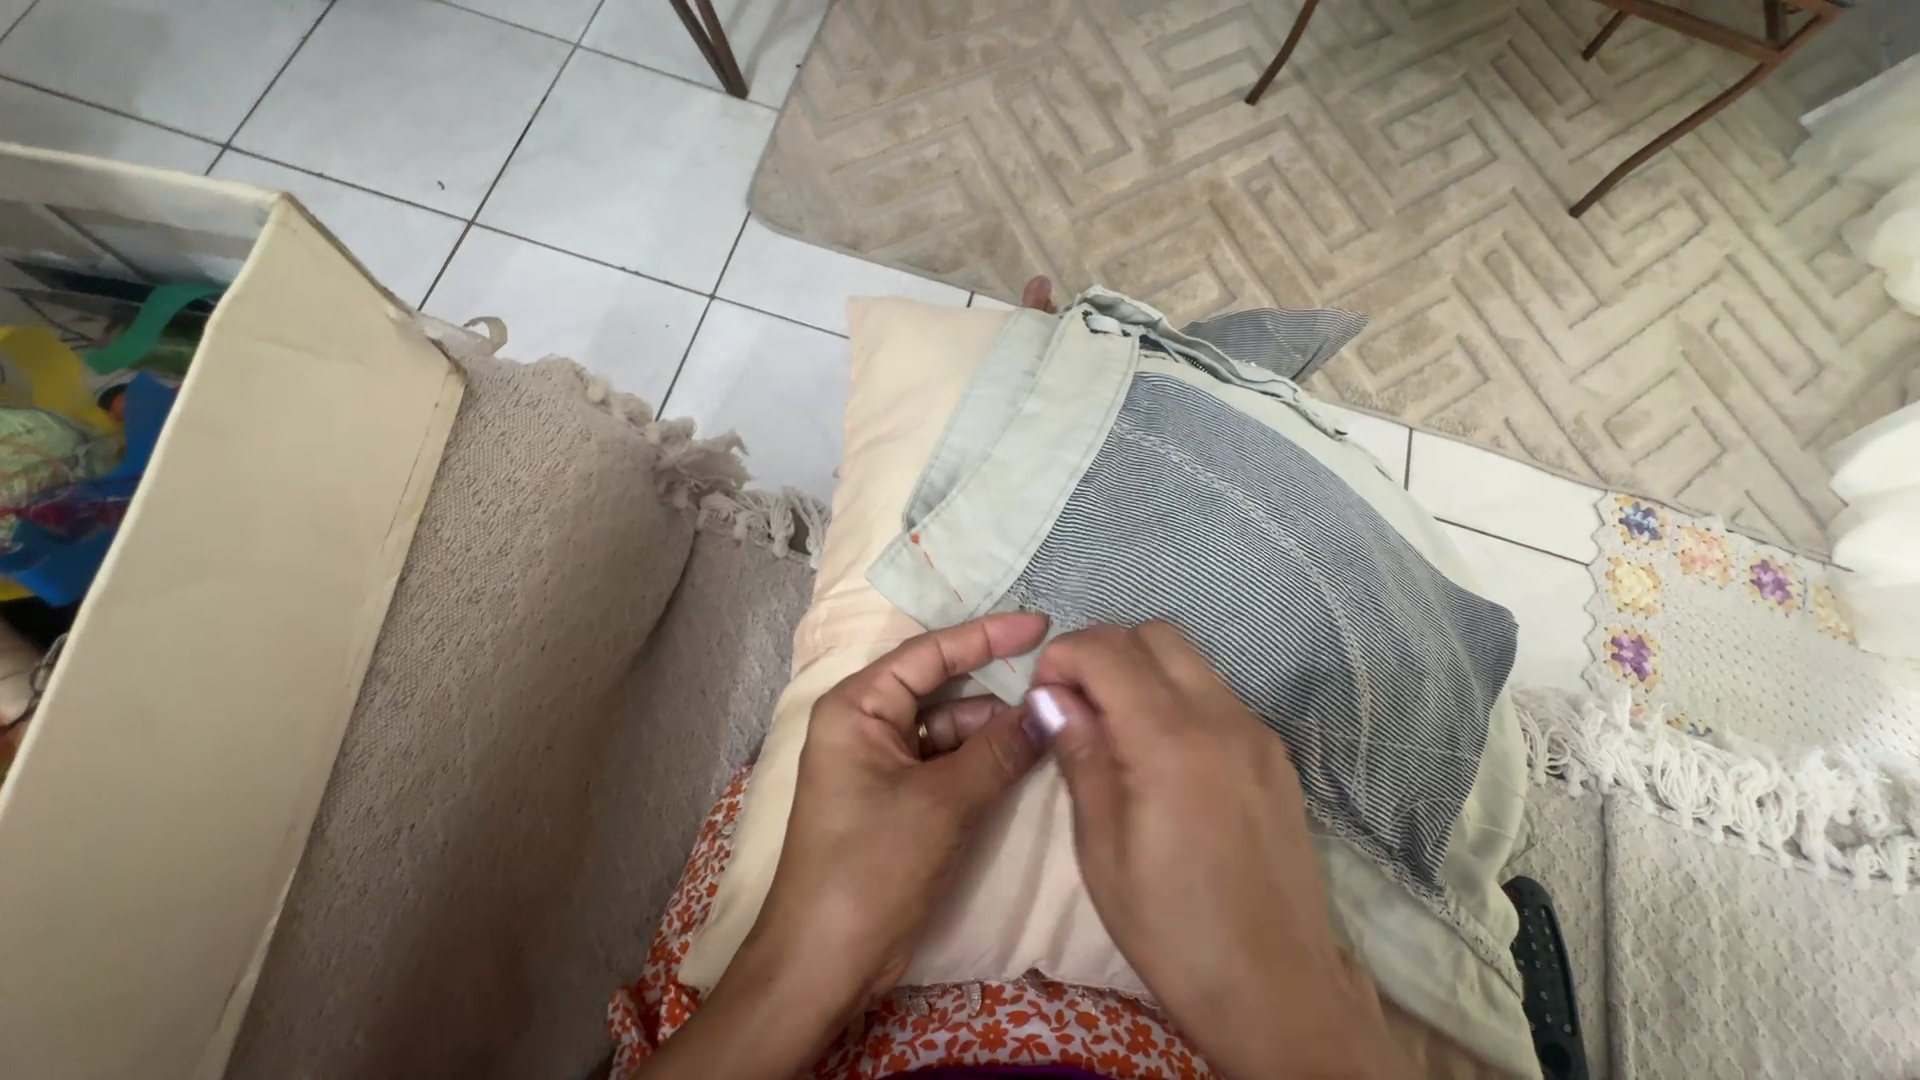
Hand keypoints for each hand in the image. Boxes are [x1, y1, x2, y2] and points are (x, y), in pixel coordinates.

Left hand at [641, 613, 1048, 1079]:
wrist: (823, 963)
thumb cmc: (871, 867)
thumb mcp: (943, 803)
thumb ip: (1000, 750)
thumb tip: (1051, 708)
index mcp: (857, 706)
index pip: (929, 653)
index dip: (987, 635)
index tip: (1041, 625)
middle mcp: (865, 724)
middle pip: (941, 688)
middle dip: (995, 689)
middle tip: (1056, 683)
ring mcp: (880, 763)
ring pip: (948, 729)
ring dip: (994, 731)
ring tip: (1050, 728)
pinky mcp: (896, 798)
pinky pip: (946, 763)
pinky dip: (982, 762)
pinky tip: (1023, 762)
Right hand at [1032, 622, 1407, 1079]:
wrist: (1277, 990)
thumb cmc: (1171, 927)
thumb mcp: (1101, 848)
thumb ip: (1080, 754)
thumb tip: (1052, 696)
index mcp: (1170, 740)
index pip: (1107, 650)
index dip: (1063, 656)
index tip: (1042, 695)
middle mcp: (1222, 717)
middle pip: (1154, 634)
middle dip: (1103, 651)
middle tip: (1075, 704)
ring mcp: (1257, 733)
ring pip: (1190, 659)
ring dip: (1142, 670)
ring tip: (1114, 728)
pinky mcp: (1275, 756)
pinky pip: (1217, 694)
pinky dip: (1177, 696)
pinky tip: (1161, 754)